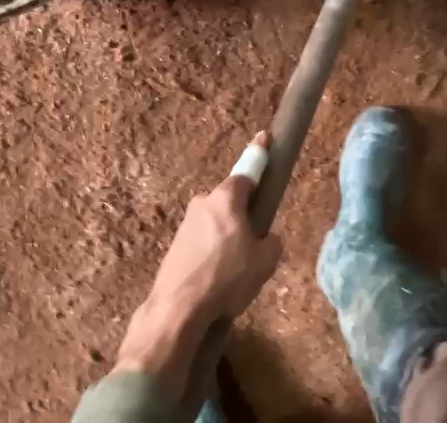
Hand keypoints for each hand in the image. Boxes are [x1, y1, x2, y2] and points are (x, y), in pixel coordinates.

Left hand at [113, 134, 283, 394]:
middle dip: (244, 215)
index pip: (249, 167)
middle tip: (255, 244)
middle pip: (231, 201)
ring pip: (216, 224)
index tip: (264, 137)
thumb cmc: (226, 277)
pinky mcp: (174, 246)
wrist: (177, 309)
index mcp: (227, 198)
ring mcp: (186, 224)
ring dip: (227, 239)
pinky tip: (216, 282)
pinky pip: (203, 243)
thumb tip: (265, 239)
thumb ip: (272, 242)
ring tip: (234, 274)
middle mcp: (204, 202)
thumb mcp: (265, 261)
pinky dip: (212, 255)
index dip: (261, 152)